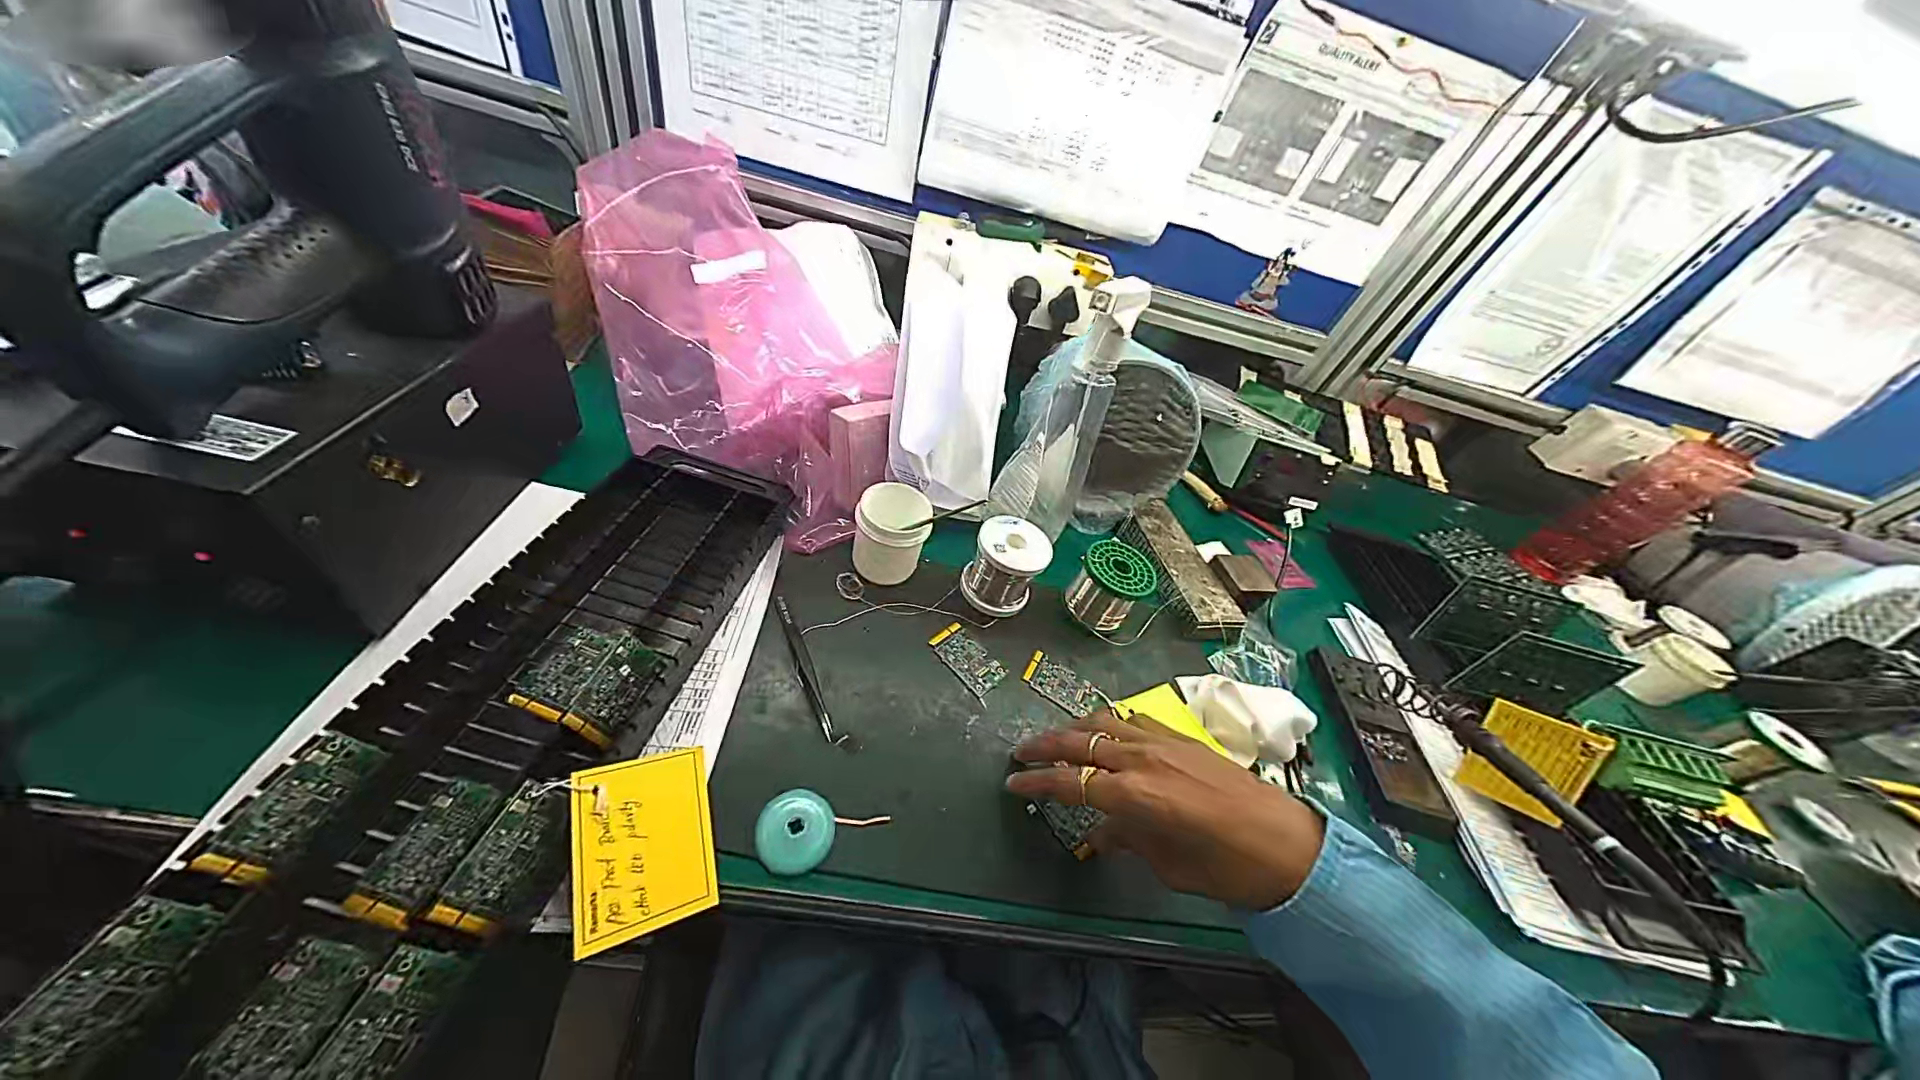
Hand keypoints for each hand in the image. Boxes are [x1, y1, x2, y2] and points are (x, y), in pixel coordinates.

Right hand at [1006, 709, 1323, 910]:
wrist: (1290, 846)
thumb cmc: (1229, 869)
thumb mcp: (1169, 867)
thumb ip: (1128, 841)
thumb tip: (1101, 833)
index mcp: (1135, 796)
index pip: (1070, 782)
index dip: (1037, 783)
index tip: (1014, 783)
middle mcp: (1143, 760)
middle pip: (1079, 741)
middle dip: (1044, 745)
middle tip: (1020, 752)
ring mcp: (1163, 742)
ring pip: (1104, 721)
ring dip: (1074, 728)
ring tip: (1058, 739)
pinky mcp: (1182, 737)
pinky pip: (1134, 720)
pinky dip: (1110, 723)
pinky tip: (1107, 733)